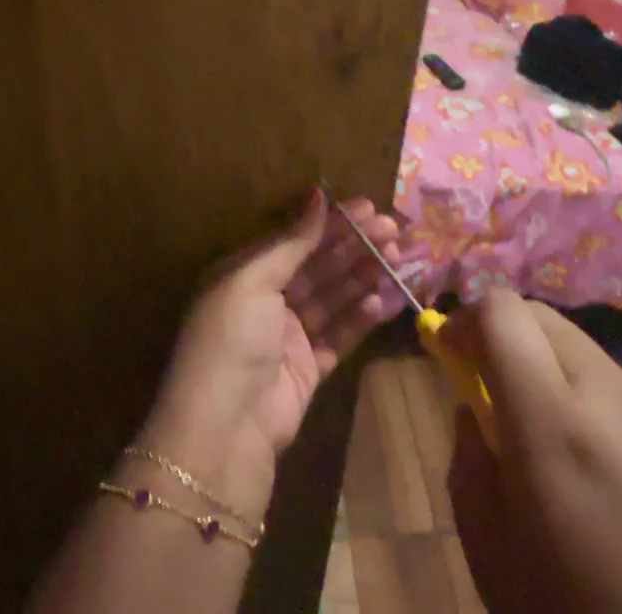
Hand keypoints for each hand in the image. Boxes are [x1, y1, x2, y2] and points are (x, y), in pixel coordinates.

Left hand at [141, 189, 400, 514]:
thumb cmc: (231, 339)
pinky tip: (383, 301)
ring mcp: (287, 337)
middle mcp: (265, 302)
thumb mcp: (253, 280)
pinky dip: (360, 318)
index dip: (330, 223)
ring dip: (362, 277)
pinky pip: (339, 336)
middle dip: (354, 247)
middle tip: (393, 230)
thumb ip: (291, 241)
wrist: (225, 427)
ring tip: (396, 259)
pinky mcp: (308, 370)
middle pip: (317, 267)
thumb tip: (317, 193)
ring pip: (332, 299)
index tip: (368, 207)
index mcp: (244, 275)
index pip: (293, 240)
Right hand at [446, 291, 621, 613]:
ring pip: (595, 363)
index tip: (452, 352)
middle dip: (510, 342)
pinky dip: (615, 419)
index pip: (503, 313)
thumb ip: (471, 465)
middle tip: (502, 402)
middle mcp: (619, 399)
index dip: (466, 319)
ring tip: (576, 467)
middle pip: (548, 321)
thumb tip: (477, 410)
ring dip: (564, 385)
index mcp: (555, 426)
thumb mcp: (494, 559)